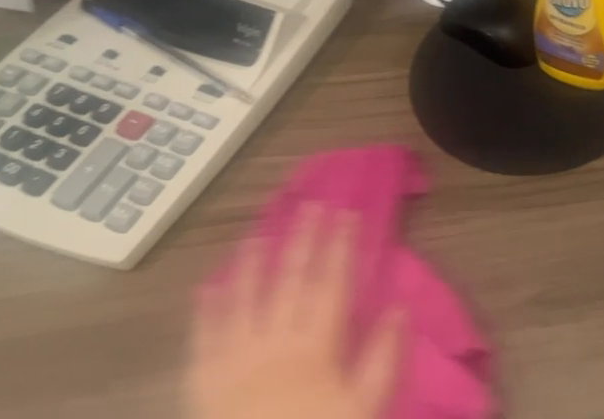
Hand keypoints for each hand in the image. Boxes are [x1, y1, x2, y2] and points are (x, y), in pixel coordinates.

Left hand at [185, 204, 405, 418]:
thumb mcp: (363, 408)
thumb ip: (383, 359)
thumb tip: (399, 309)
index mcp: (317, 346)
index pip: (331, 283)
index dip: (340, 246)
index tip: (347, 213)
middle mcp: (276, 341)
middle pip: (291, 280)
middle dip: (303, 240)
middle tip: (311, 204)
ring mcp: (236, 359)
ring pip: (245, 299)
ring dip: (252, 264)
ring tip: (258, 232)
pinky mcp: (204, 382)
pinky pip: (204, 338)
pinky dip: (206, 310)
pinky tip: (206, 285)